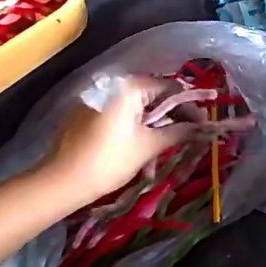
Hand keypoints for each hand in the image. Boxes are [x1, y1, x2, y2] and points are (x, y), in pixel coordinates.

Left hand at [40, 76, 210, 199]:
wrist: (61, 181)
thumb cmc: (108, 162)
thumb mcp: (147, 147)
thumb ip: (178, 132)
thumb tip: (203, 127)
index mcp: (128, 88)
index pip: (169, 87)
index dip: (190, 105)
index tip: (204, 123)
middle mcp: (112, 85)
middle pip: (152, 94)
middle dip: (173, 113)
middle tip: (190, 133)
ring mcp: (97, 97)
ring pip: (135, 104)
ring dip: (154, 120)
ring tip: (169, 139)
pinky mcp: (86, 112)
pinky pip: (118, 111)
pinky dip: (134, 122)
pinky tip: (142, 140)